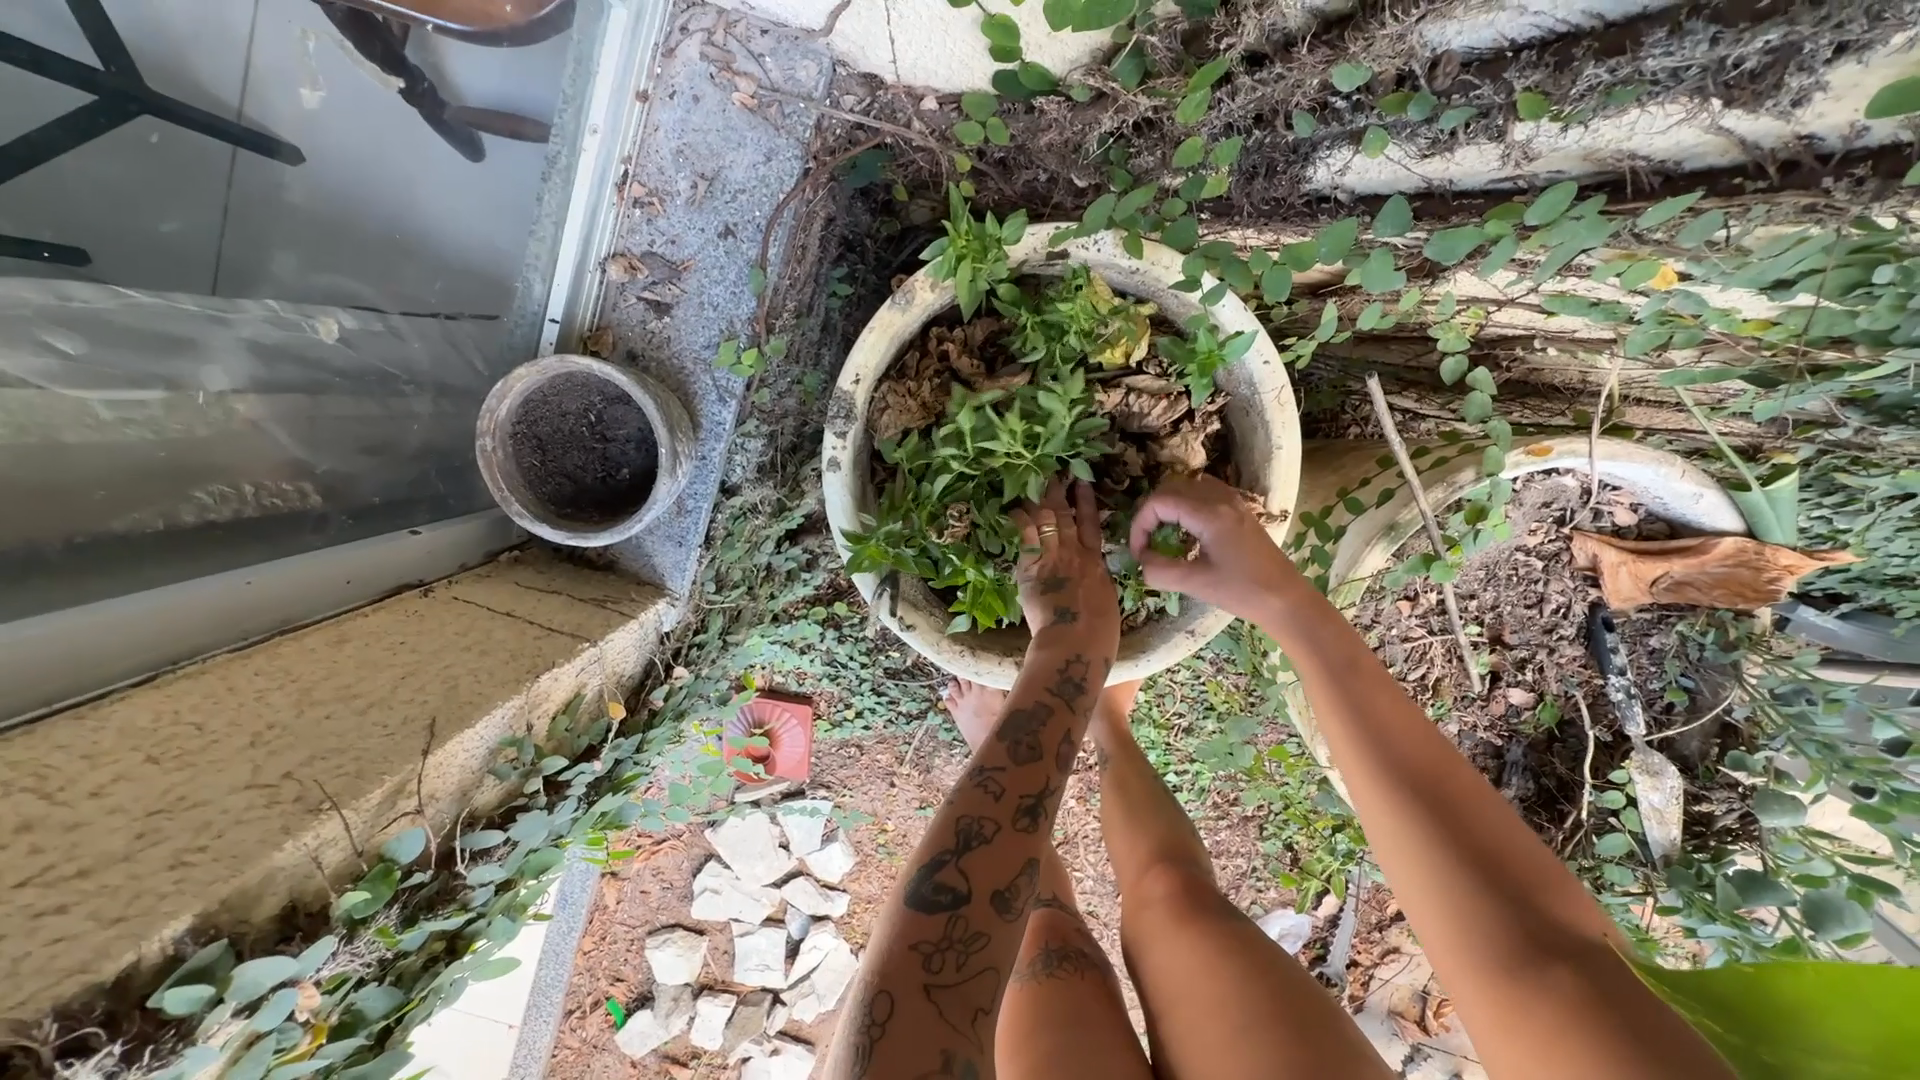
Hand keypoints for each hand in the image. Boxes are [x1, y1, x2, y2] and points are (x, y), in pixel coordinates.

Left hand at [1011, 478, 1119, 648]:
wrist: (1077, 638)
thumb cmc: (1098, 631)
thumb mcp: (1104, 599)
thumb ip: (1095, 583)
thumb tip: (1090, 580)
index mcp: (1095, 561)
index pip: (1090, 523)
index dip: (1085, 501)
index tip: (1081, 482)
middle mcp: (1073, 552)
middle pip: (1064, 515)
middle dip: (1057, 492)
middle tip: (1050, 474)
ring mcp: (1051, 556)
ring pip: (1043, 519)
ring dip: (1037, 500)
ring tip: (1031, 483)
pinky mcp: (1031, 567)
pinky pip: (1024, 537)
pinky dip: (1019, 520)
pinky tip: (1013, 510)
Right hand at [1128, 474, 1306, 625]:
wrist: (1286, 599)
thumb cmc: (1242, 592)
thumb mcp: (1195, 584)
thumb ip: (1159, 570)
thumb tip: (1141, 560)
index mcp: (1209, 514)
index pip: (1159, 502)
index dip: (1140, 524)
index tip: (1139, 552)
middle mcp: (1221, 499)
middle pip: (1171, 487)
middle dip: (1151, 512)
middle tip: (1147, 542)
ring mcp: (1233, 502)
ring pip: (1188, 486)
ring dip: (1169, 505)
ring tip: (1163, 534)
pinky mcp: (1239, 510)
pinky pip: (1204, 492)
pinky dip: (1187, 504)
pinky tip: (1187, 529)